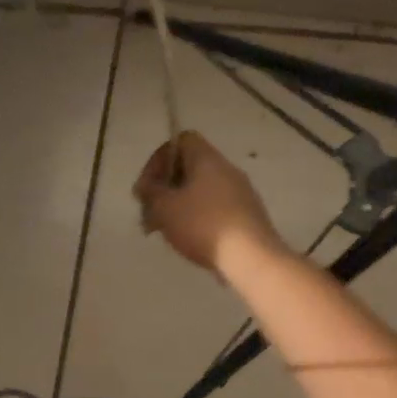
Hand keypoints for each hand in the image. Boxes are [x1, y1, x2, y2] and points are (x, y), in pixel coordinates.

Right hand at [133, 130, 284, 271]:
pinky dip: (194, 218)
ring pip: (199, 191)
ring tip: (162, 231)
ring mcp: (239, 193)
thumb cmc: (202, 225)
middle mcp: (226, 170)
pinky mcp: (245, 215)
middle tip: (148, 213)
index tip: (147, 186)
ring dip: (176, 206)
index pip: (180, 140)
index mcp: (207, 159)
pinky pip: (213, 208)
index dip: (158, 159)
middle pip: (188, 168)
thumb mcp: (165, 207)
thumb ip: (151, 192)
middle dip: (164, 188)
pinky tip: (185, 239)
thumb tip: (147, 185)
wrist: (250, 257)